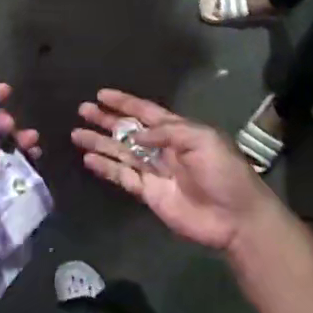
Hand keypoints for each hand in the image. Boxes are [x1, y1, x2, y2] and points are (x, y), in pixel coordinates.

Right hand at [71, 89, 278, 250]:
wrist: (235, 217)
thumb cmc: (224, 173)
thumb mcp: (202, 140)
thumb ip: (168, 132)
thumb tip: (137, 133)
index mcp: (178, 131)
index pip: (146, 112)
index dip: (124, 102)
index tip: (101, 94)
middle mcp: (162, 148)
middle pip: (128, 130)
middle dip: (106, 120)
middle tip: (82, 110)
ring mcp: (154, 171)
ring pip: (120, 152)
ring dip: (100, 142)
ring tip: (76, 133)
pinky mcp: (149, 193)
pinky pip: (123, 176)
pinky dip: (106, 167)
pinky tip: (89, 159)